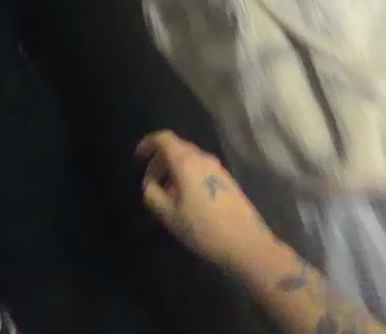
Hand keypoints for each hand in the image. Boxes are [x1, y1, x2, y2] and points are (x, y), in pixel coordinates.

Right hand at [136, 130, 278, 275]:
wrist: (248, 246)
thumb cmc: (204, 229)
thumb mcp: (169, 216)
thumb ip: (152, 195)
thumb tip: (150, 184)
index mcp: (186, 161)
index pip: (163, 138)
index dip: (147, 144)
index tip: (138, 159)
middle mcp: (203, 158)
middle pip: (176, 147)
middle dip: (160, 161)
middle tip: (151, 182)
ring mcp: (218, 169)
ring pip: (189, 159)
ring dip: (174, 170)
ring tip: (168, 194)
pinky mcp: (228, 181)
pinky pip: (201, 169)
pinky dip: (188, 176)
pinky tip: (188, 200)